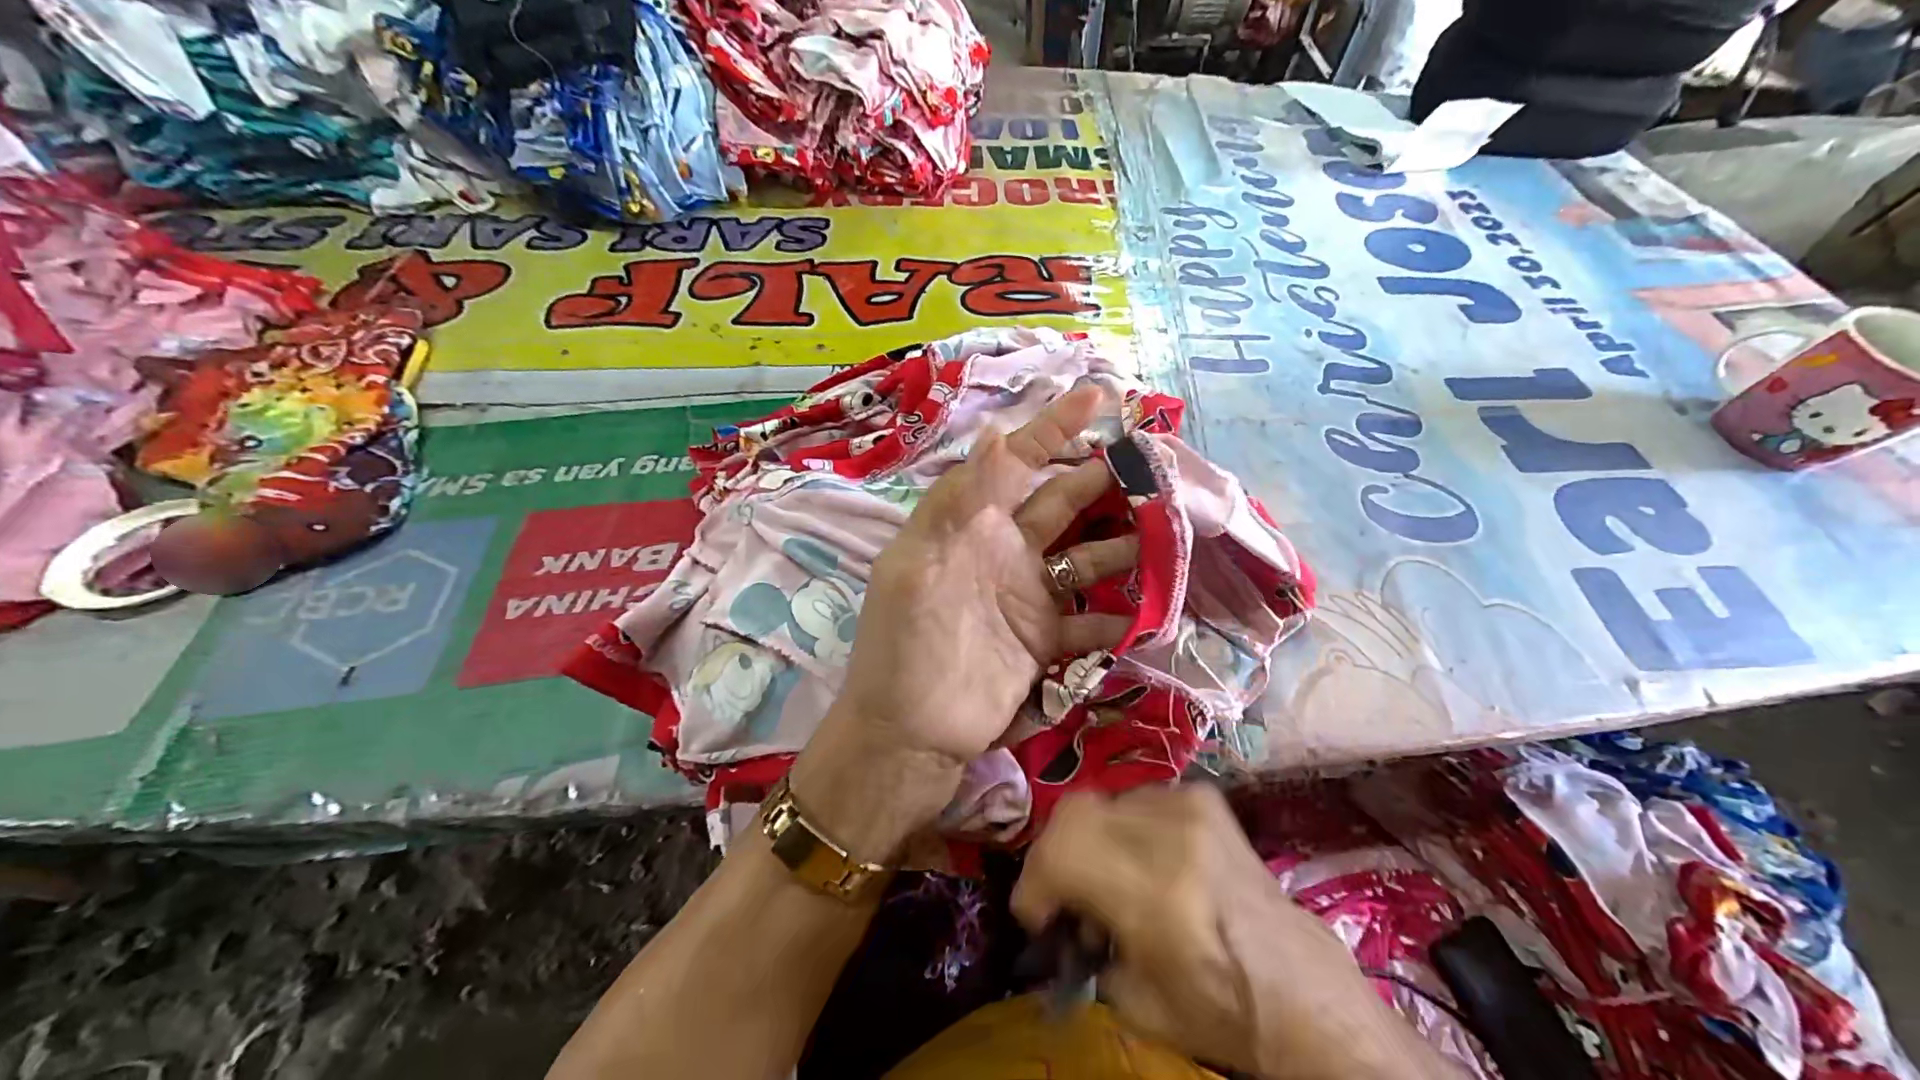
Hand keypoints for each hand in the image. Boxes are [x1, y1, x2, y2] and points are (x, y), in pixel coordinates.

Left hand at [789, 384, 1138, 861]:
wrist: (908, 733)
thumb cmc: (903, 645)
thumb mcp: (916, 567)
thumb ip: (956, 504)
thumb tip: (995, 434)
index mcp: (971, 525)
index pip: (1016, 462)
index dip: (1055, 427)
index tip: (1102, 397)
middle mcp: (1006, 551)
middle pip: (1064, 502)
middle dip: (1105, 480)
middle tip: (1157, 467)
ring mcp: (1030, 595)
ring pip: (1090, 554)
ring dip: (1127, 542)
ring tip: (1172, 532)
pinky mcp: (1049, 640)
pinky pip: (1095, 616)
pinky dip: (1124, 613)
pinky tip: (1157, 609)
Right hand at [1012, 786, 1457, 1079]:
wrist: (1300, 991)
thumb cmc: (1218, 1008)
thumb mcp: (1133, 1000)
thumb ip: (1082, 947)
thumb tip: (1058, 919)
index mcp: (1154, 891)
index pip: (1059, 851)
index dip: (1034, 883)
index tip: (1038, 918)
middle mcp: (1171, 833)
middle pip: (1073, 812)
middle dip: (1054, 855)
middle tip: (1062, 896)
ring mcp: (1190, 806)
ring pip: (1101, 801)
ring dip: (1089, 840)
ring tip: (1107, 882)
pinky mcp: (1205, 798)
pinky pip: (1136, 798)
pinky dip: (1124, 828)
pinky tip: (1142, 861)